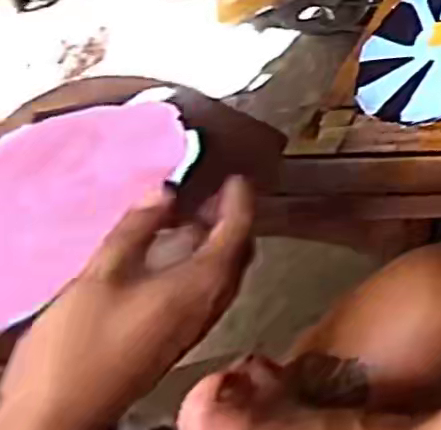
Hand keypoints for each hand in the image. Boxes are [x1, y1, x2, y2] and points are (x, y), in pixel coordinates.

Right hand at [0, 178, 255, 429]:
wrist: (58, 419)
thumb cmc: (78, 348)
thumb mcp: (100, 280)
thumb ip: (134, 232)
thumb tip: (164, 191)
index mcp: (213, 274)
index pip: (241, 222)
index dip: (239, 196)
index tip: (234, 176)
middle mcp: (222, 292)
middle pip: (239, 242)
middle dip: (227, 217)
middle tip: (206, 198)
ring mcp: (206, 315)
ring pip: (225, 265)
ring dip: (212, 241)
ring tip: (183, 225)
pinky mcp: (185, 333)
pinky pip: (209, 285)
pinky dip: (201, 264)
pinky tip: (168, 265)